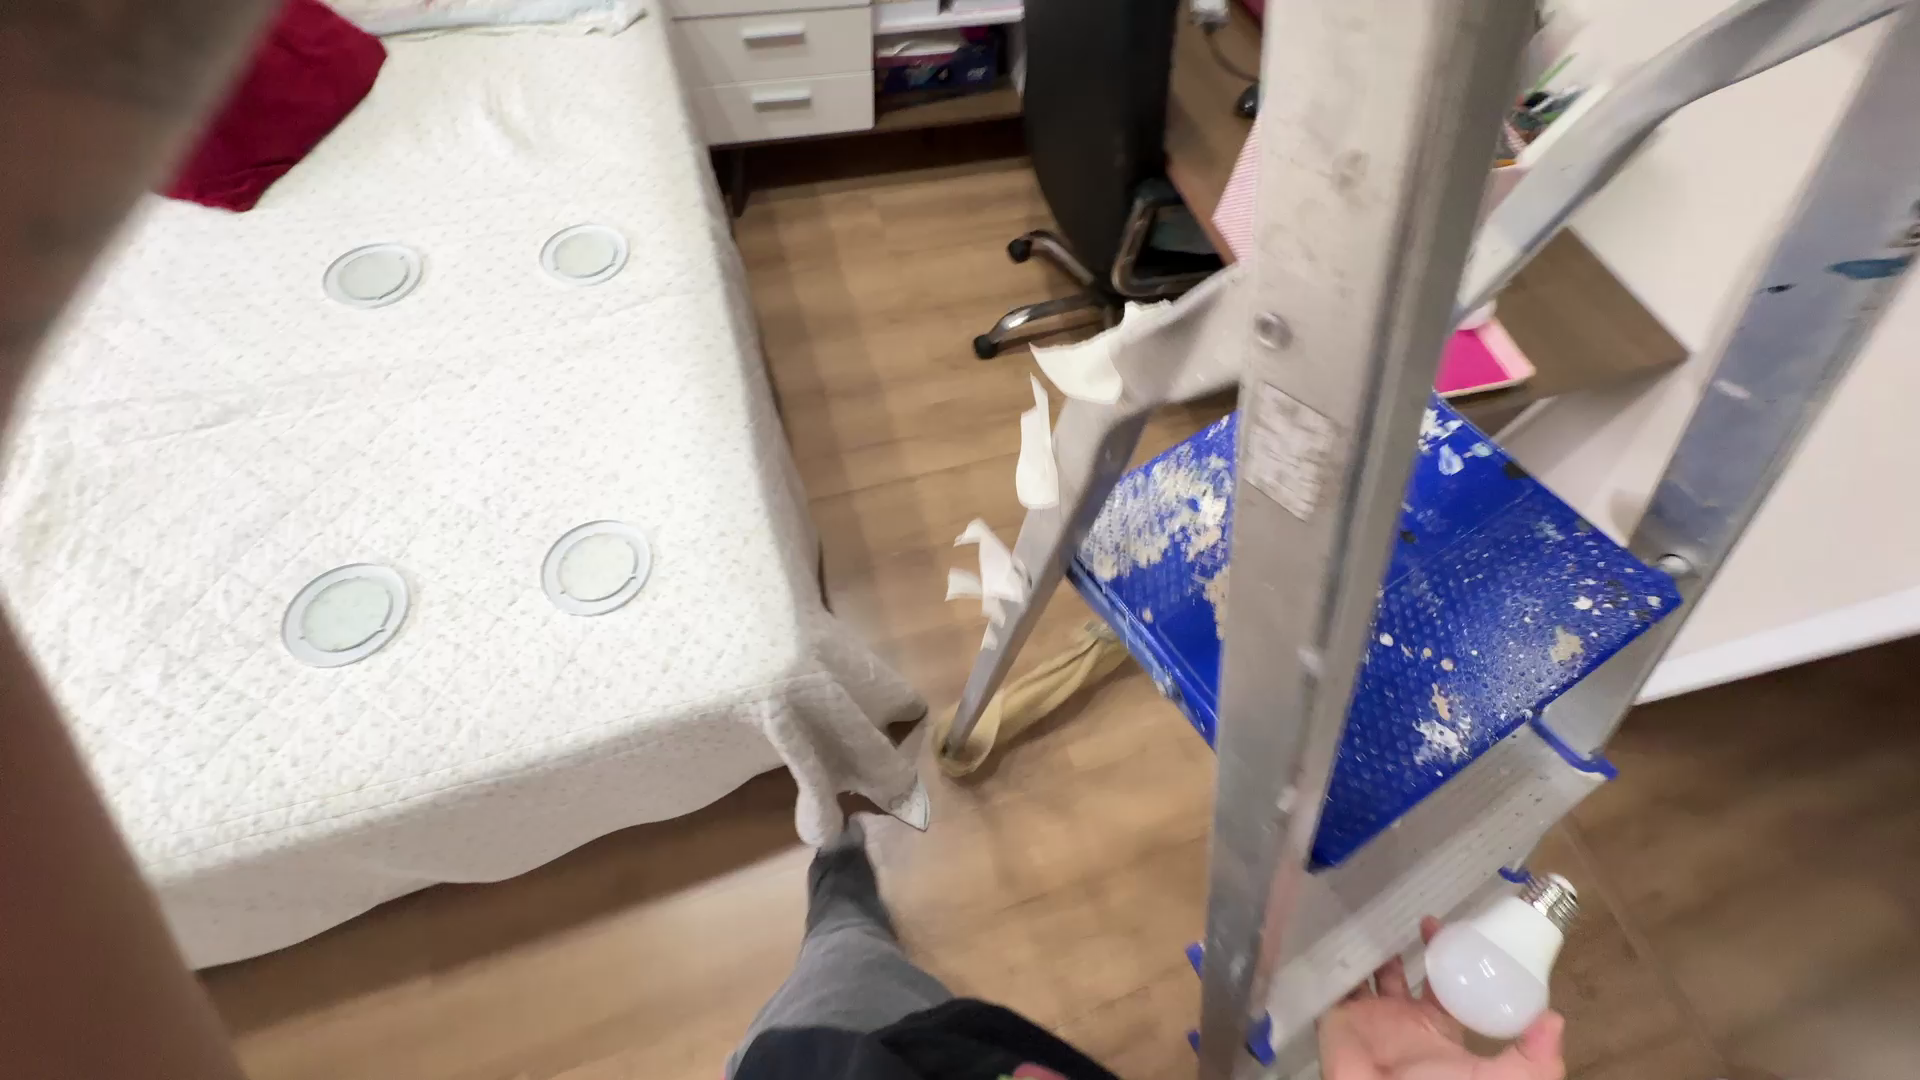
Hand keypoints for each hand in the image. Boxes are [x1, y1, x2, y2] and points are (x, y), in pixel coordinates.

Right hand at [1317, 918, 1565, 1079]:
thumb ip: (1531, 1060)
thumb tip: (1555, 1016)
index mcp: (1440, 1031)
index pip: (1449, 988)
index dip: (1451, 961)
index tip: (1452, 929)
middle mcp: (1406, 1019)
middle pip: (1409, 975)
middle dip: (1414, 949)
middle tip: (1421, 917)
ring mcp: (1371, 1015)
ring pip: (1372, 972)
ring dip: (1374, 946)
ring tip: (1379, 913)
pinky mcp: (1340, 1011)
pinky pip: (1339, 976)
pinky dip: (1340, 955)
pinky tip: (1343, 930)